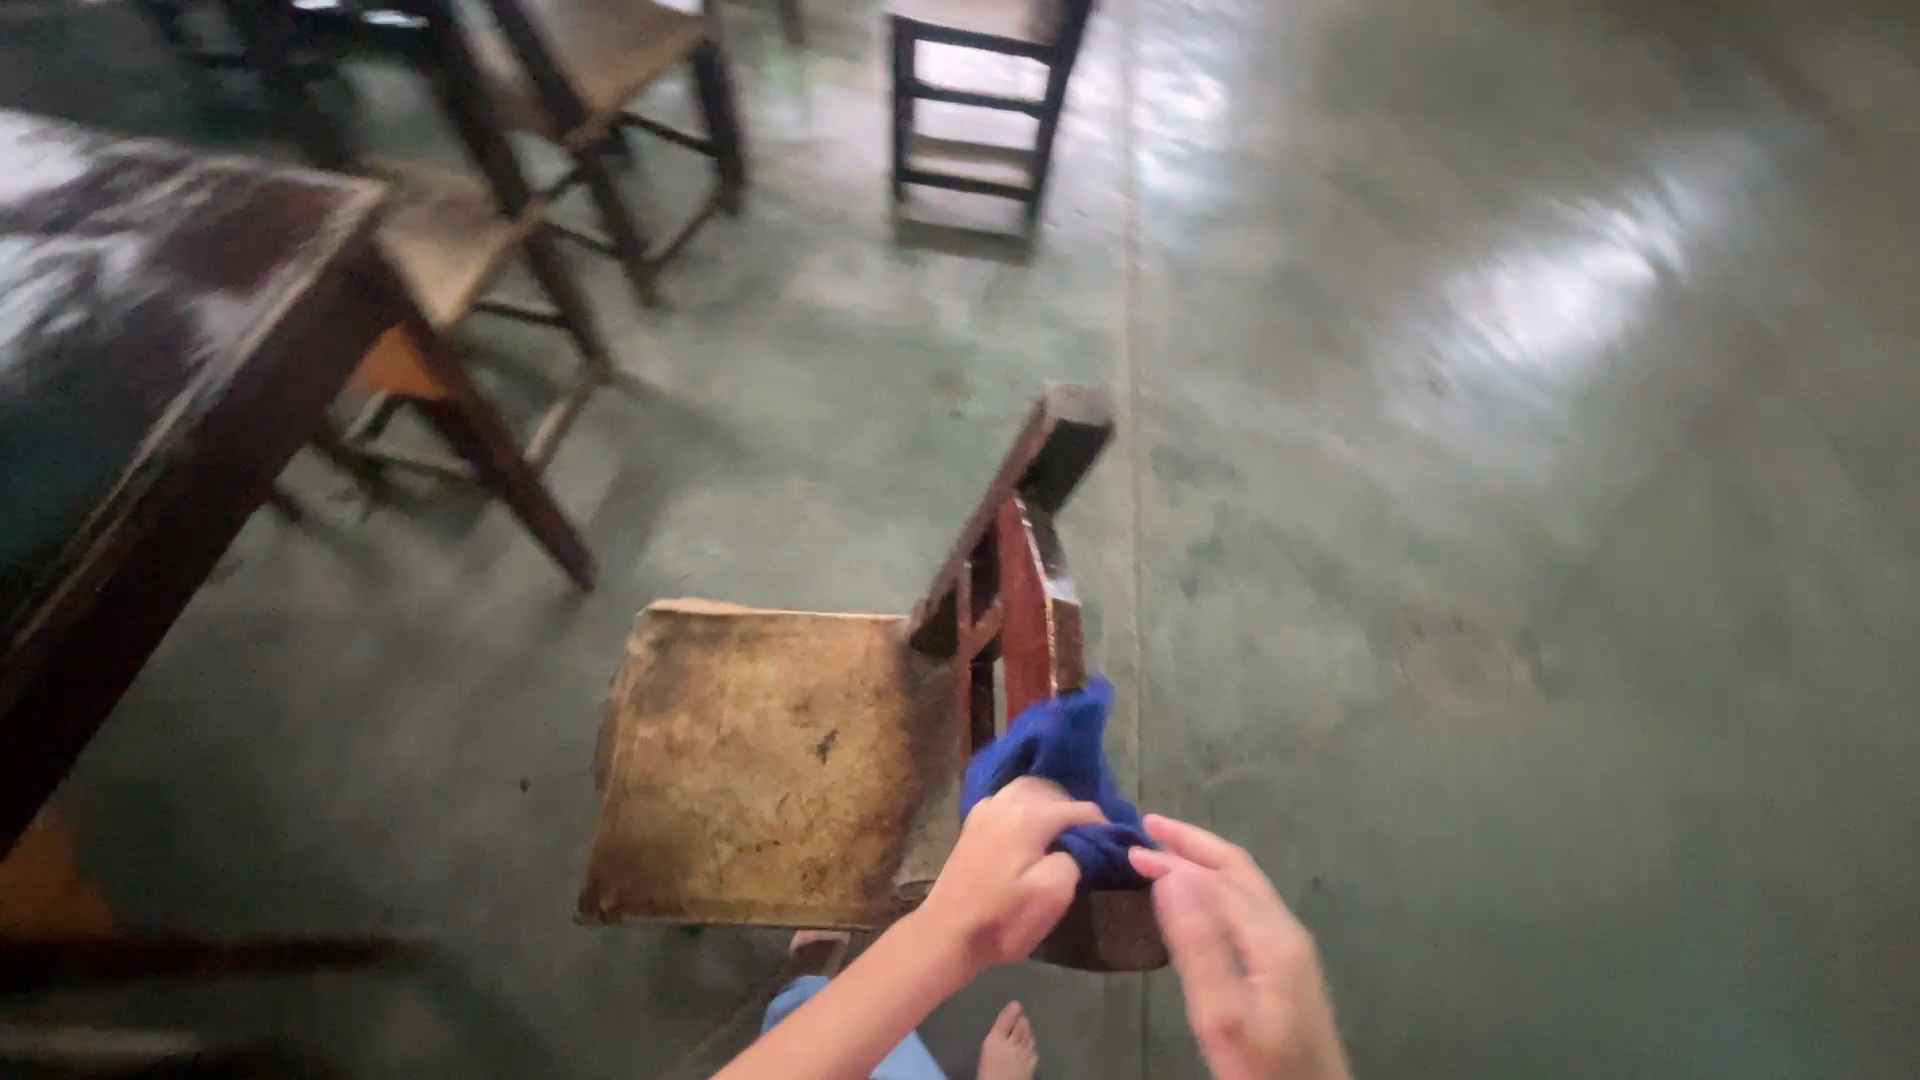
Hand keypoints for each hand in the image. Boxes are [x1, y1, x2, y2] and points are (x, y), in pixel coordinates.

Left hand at [915, 776, 1105, 975]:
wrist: (947, 933)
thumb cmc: (1003, 919)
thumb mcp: (1052, 895)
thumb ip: (1075, 858)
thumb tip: (1076, 845)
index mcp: (1029, 815)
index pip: (1079, 809)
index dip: (1102, 825)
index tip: (1115, 843)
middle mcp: (1007, 800)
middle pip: (1053, 790)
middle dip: (1075, 808)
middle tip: (1092, 834)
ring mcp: (986, 808)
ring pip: (1029, 788)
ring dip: (1051, 802)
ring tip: (1066, 828)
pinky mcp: (974, 821)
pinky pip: (1010, 798)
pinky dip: (1028, 804)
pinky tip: (1034, 826)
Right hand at [1129, 816, 1352, 1079]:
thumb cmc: (1264, 1071)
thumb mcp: (1222, 1015)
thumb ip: (1197, 943)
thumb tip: (1169, 873)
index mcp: (1272, 935)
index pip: (1216, 875)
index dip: (1172, 856)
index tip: (1129, 850)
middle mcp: (1285, 929)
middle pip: (1236, 867)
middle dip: (1190, 842)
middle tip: (1146, 826)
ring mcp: (1290, 948)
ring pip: (1243, 883)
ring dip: (1202, 860)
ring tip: (1164, 852)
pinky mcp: (1287, 966)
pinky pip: (1246, 903)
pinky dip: (1214, 883)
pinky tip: (1195, 896)